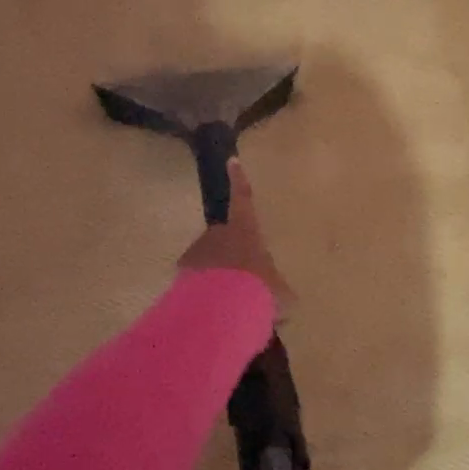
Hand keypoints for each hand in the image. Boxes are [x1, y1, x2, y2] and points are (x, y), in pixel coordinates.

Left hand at [177, 159, 292, 308]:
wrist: (222, 306)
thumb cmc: (258, 290)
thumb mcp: (280, 293)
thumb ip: (280, 291)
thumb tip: (287, 299)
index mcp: (245, 231)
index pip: (243, 199)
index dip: (238, 180)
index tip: (231, 161)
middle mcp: (219, 235)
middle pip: (223, 239)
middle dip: (230, 256)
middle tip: (241, 282)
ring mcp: (197, 251)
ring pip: (207, 260)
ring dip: (215, 276)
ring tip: (226, 302)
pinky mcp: (181, 270)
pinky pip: (193, 277)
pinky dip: (199, 289)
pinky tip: (209, 308)